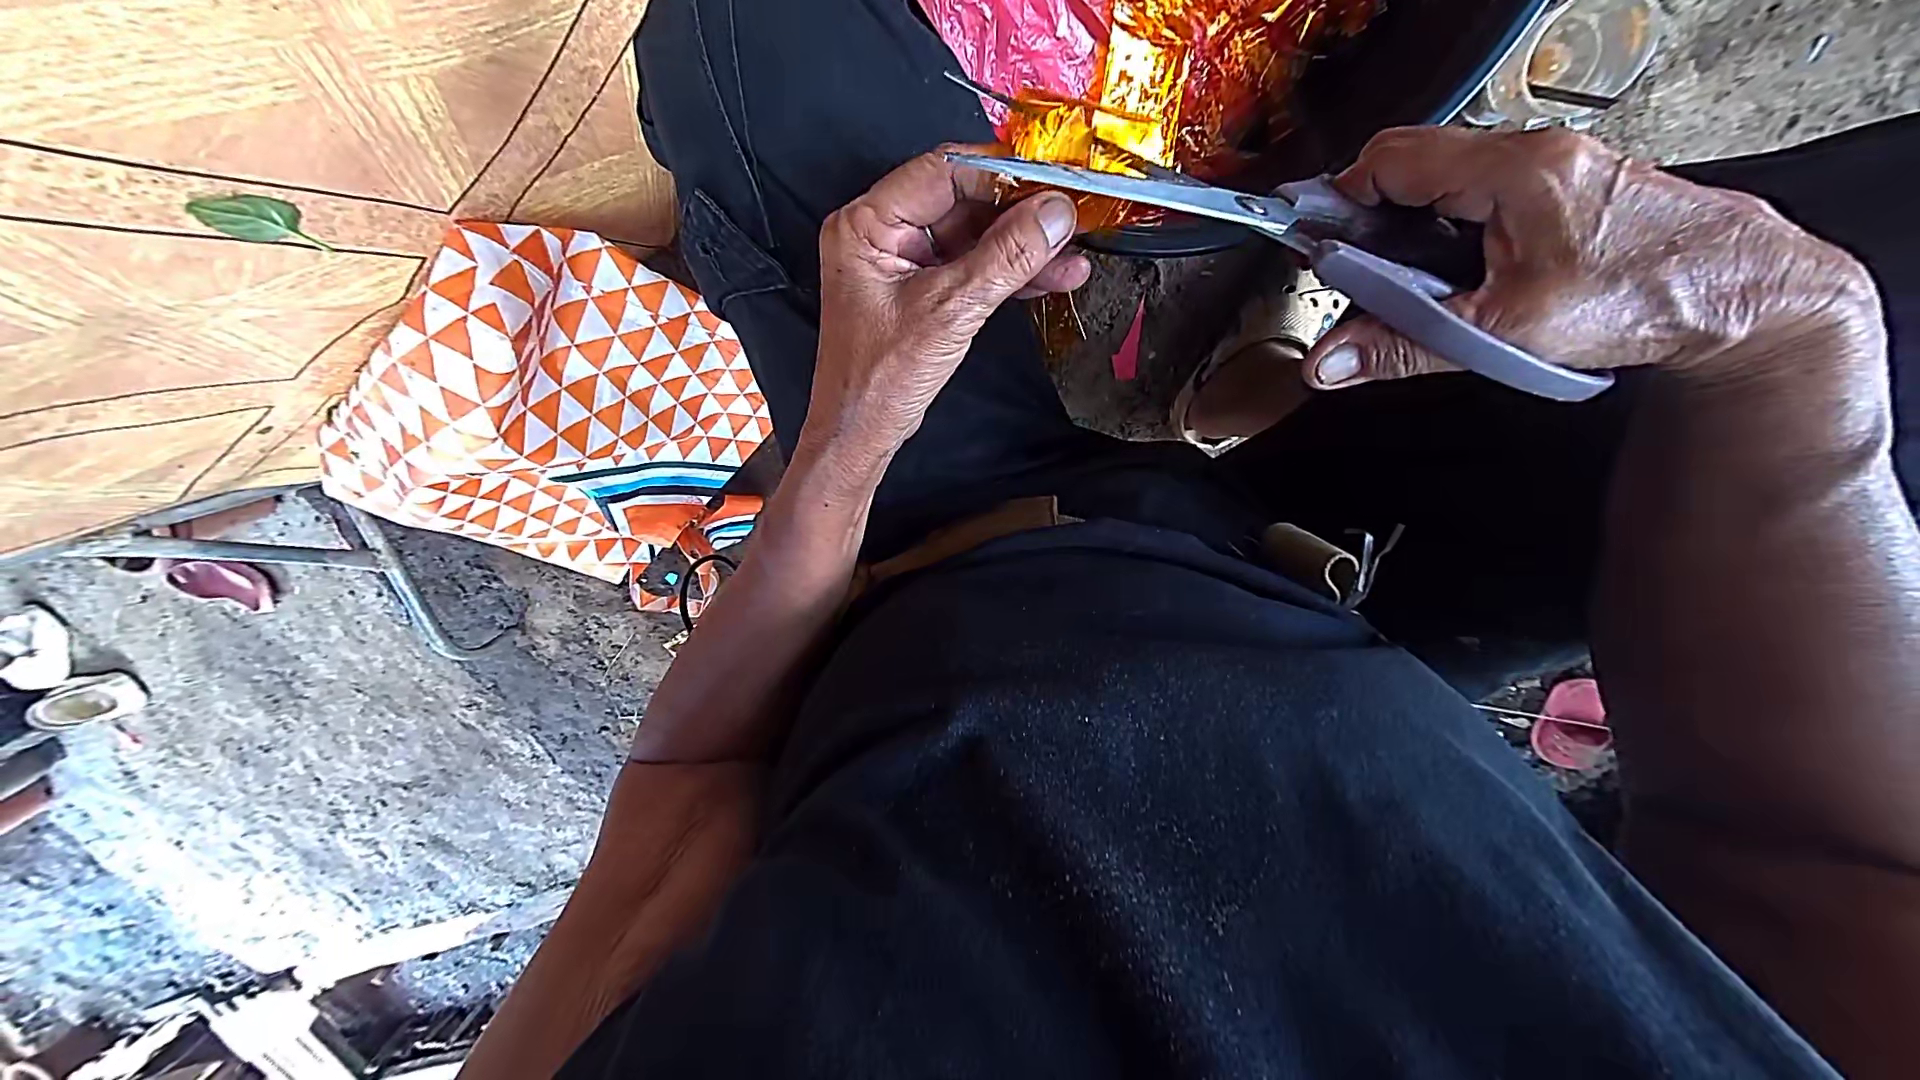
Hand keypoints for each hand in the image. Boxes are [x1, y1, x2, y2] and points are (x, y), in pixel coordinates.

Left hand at [800, 147, 1085, 478]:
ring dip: (1024, 249)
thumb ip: (1004, 259)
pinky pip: (974, 271)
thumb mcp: (947, 312)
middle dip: (1021, 215)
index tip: (1050, 180)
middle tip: (1069, 216)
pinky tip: (1051, 276)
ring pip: (975, 240)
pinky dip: (1011, 275)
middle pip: (964, 204)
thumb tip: (1052, 215)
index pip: (944, 173)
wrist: (863, 433)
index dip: (1002, 174)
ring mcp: (906, 267)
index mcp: (868, 226)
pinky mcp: (925, 294)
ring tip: (1071, 252)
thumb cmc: (876, 382)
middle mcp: (884, 238)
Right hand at [1301, 127, 1881, 391]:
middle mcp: (1529, 155)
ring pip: (1436, 178)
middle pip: (1408, 163)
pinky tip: (1436, 271)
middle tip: (1344, 263)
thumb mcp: (1501, 332)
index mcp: (1515, 171)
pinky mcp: (1547, 188)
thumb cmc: (1647, 294)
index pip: (1391, 159)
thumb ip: (1400, 347)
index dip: (1339, 198)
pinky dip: (1434, 227)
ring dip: (1399, 223)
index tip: (1313, 236)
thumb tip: (1330, 361)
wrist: (1738, 289)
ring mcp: (1541, 168)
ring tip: (1389, 277)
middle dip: (1364, 213)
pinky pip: (1467, 192)